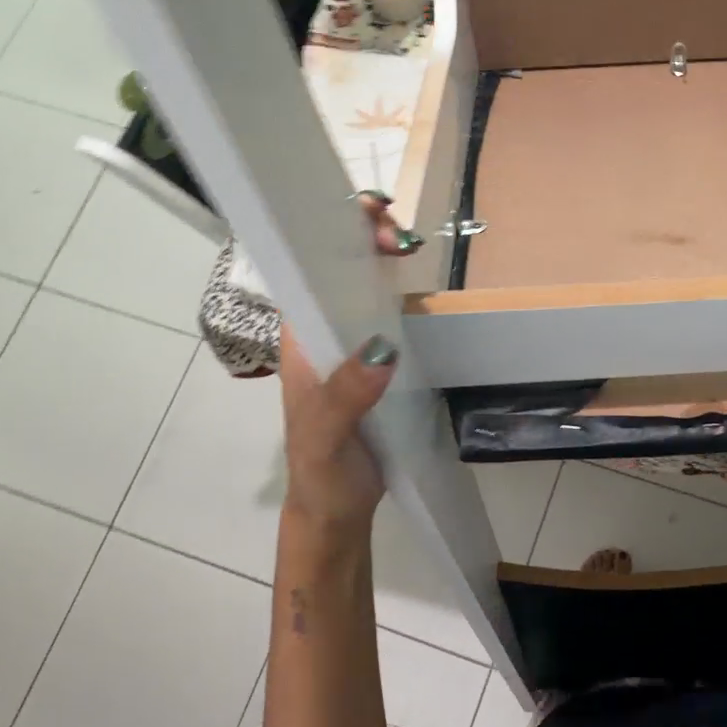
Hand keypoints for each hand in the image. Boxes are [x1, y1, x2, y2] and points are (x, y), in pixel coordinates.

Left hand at [273, 189, 414, 533]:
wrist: (338, 511)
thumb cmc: (320, 473)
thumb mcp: (326, 436)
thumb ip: (347, 395)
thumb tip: (383, 347)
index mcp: (301, 344)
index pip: (305, 276)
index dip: (327, 239)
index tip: (359, 215)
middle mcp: (324, 338)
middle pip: (337, 275)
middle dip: (361, 243)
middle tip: (398, 236)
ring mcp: (353, 352)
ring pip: (365, 293)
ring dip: (384, 265)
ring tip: (411, 246)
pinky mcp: (380, 369)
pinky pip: (391, 321)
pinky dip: (406, 300)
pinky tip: (425, 290)